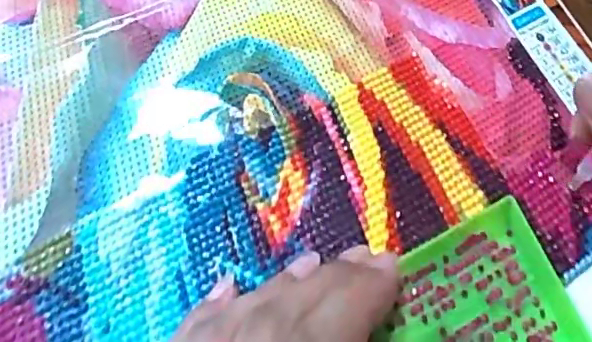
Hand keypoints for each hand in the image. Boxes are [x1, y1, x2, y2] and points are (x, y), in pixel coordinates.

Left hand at [173, 248, 400, 341]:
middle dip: (339, 277)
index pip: (345, 306)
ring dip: (288, 283)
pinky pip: (198, 324)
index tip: (393, 264)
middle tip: (366, 257)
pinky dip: (219, 304)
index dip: (372, 286)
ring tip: (312, 262)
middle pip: (304, 300)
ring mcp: (210, 341)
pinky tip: (229, 285)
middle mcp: (257, 335)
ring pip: (256, 303)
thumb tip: (387, 325)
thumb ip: (352, 332)